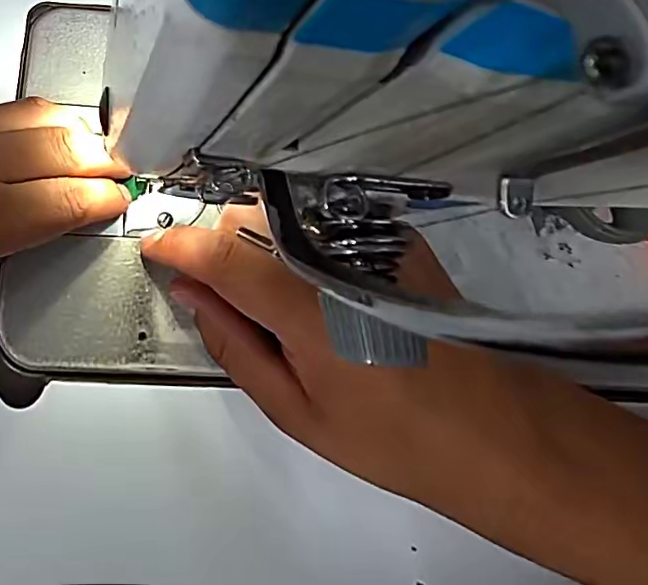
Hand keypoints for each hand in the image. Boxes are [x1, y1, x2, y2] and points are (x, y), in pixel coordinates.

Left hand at [0, 99, 128, 399]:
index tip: (122, 201)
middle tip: (117, 174)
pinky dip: (28, 127)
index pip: (68, 195)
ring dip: (69, 133)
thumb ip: (16, 240)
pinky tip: (35, 147)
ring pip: (33, 113)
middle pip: (61, 142)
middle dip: (100, 159)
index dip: (105, 199)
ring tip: (85, 155)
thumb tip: (55, 216)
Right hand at [138, 209, 598, 517]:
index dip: (176, 245)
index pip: (218, 252)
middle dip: (216, 248)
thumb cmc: (399, 434)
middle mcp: (336, 258)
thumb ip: (232, 342)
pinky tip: (314, 284)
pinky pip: (315, 218)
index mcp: (307, 307)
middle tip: (223, 295)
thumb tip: (192, 295)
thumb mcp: (296, 409)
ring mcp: (367, 239)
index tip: (154, 250)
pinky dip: (294, 240)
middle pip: (244, 221)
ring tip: (273, 296)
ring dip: (253, 241)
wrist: (493, 426)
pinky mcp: (390, 234)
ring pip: (277, 213)